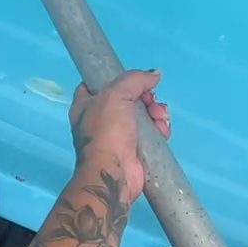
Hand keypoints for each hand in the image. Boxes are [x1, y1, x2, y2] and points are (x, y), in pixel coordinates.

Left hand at [69, 68, 170, 197]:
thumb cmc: (106, 131)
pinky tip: (162, 130)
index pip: (96, 84)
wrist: (114, 172)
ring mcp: (118, 135)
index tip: (130, 79)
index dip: (114, 78)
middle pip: (127, 97)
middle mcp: (100, 120)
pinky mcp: (135, 149)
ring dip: (156, 112)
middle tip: (150, 100)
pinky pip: (152, 132)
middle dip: (145, 96)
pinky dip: (159, 128)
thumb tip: (154, 74)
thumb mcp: (115, 95)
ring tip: (158, 117)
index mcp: (85, 106)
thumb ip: (134, 79)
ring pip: (143, 114)